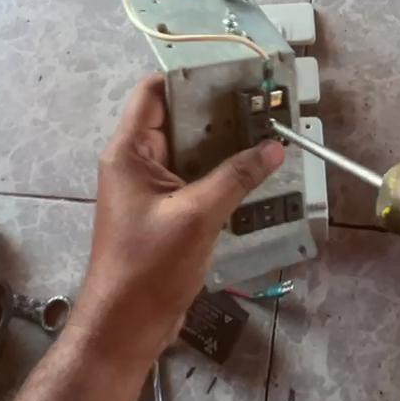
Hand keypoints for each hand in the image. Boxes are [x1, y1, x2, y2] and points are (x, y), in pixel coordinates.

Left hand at [65, 74, 284, 371]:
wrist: (125, 329)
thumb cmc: (148, 267)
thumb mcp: (197, 216)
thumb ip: (236, 177)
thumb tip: (273, 148)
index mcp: (129, 152)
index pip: (153, 93)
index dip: (187, 76)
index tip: (228, 71)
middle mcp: (137, 162)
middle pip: (177, 118)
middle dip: (217, 109)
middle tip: (259, 100)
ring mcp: (151, 187)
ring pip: (190, 149)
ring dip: (223, 142)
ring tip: (264, 129)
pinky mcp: (165, 210)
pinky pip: (195, 176)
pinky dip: (221, 170)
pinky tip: (254, 169)